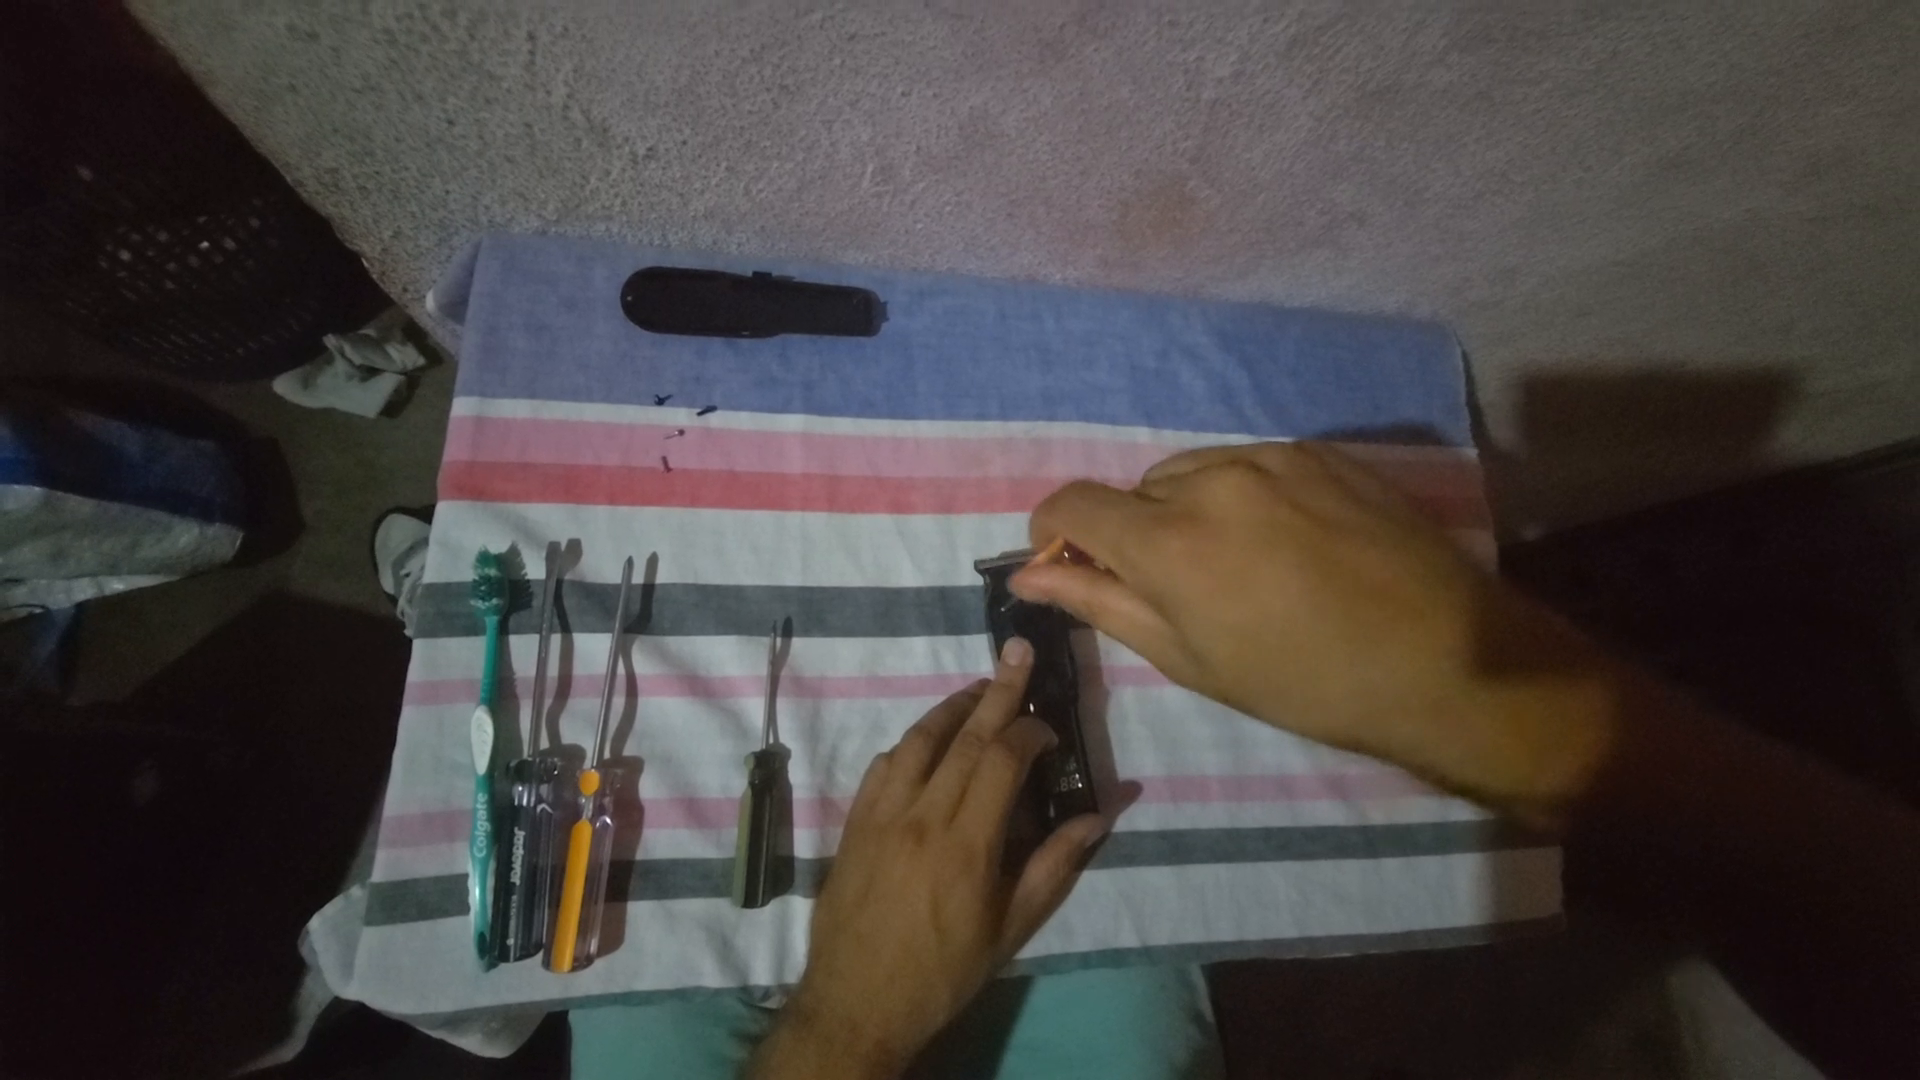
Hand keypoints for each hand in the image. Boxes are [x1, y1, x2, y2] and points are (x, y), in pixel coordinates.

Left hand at [750, 640, 1108, 1079]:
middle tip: (1017, 651)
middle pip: (964, 736)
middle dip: (997, 690)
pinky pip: (884, 764)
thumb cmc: (944, 971)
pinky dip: (911, 742)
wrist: (856, 1003)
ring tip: (979, 688)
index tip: (1047, 726)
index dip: (1029, 730)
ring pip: (919, 740)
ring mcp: (882, 813)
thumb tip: (1097, 815)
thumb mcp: (1011, 929)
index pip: (1002, 759)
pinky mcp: (855, 820)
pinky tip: (927, 739)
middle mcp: (923, 815)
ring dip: (952, 707)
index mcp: (967, 844)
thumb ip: (1055, 865)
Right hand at [1012, 441, 1618, 826]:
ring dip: (1182, 511)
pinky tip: (1281, 540)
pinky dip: (1235, 496)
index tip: (1064, 558)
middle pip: (1132, 491)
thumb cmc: (1301, 681)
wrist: (1447, 661)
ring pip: (1187, 474)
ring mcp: (1267, 457)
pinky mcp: (1315, 451)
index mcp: (1168, 540)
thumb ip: (1099, 602)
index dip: (1051, 529)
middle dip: (1130, 532)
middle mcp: (1208, 480)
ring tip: (1235, 562)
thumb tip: (1028, 574)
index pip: (1072, 504)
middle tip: (1173, 586)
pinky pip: (1243, 464)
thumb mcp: (1186, 656)